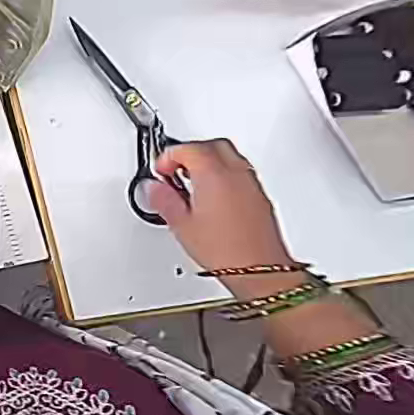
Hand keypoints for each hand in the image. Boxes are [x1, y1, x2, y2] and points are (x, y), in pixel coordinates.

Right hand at [146, 139, 296, 274]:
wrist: (259, 269)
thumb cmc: (225, 250)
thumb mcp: (181, 224)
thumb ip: (164, 200)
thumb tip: (154, 187)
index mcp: (213, 175)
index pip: (188, 149)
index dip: (168, 156)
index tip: (160, 170)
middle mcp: (235, 173)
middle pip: (212, 145)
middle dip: (190, 152)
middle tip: (174, 168)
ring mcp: (250, 184)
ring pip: (229, 156)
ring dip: (208, 161)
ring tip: (191, 180)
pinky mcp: (259, 197)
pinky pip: (240, 173)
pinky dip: (223, 174)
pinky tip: (211, 194)